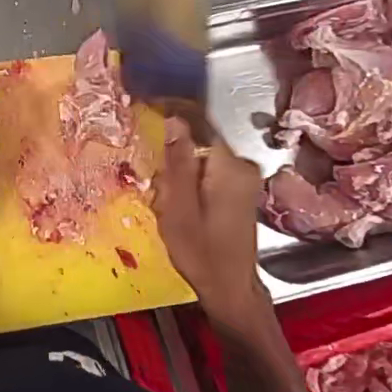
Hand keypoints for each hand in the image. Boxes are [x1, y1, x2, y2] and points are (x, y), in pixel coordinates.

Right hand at [152, 117, 270, 336]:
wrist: (229, 287)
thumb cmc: (199, 251)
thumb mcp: (178, 207)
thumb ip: (178, 161)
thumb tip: (174, 120)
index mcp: (228, 166)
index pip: (199, 122)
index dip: (172, 109)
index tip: (147, 104)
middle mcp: (241, 166)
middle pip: (197, 144)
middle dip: (172, 161)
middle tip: (156, 191)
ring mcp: (243, 179)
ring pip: (200, 161)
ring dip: (178, 176)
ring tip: (164, 206)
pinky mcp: (239, 191)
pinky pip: (207, 174)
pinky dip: (189, 186)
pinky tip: (178, 210)